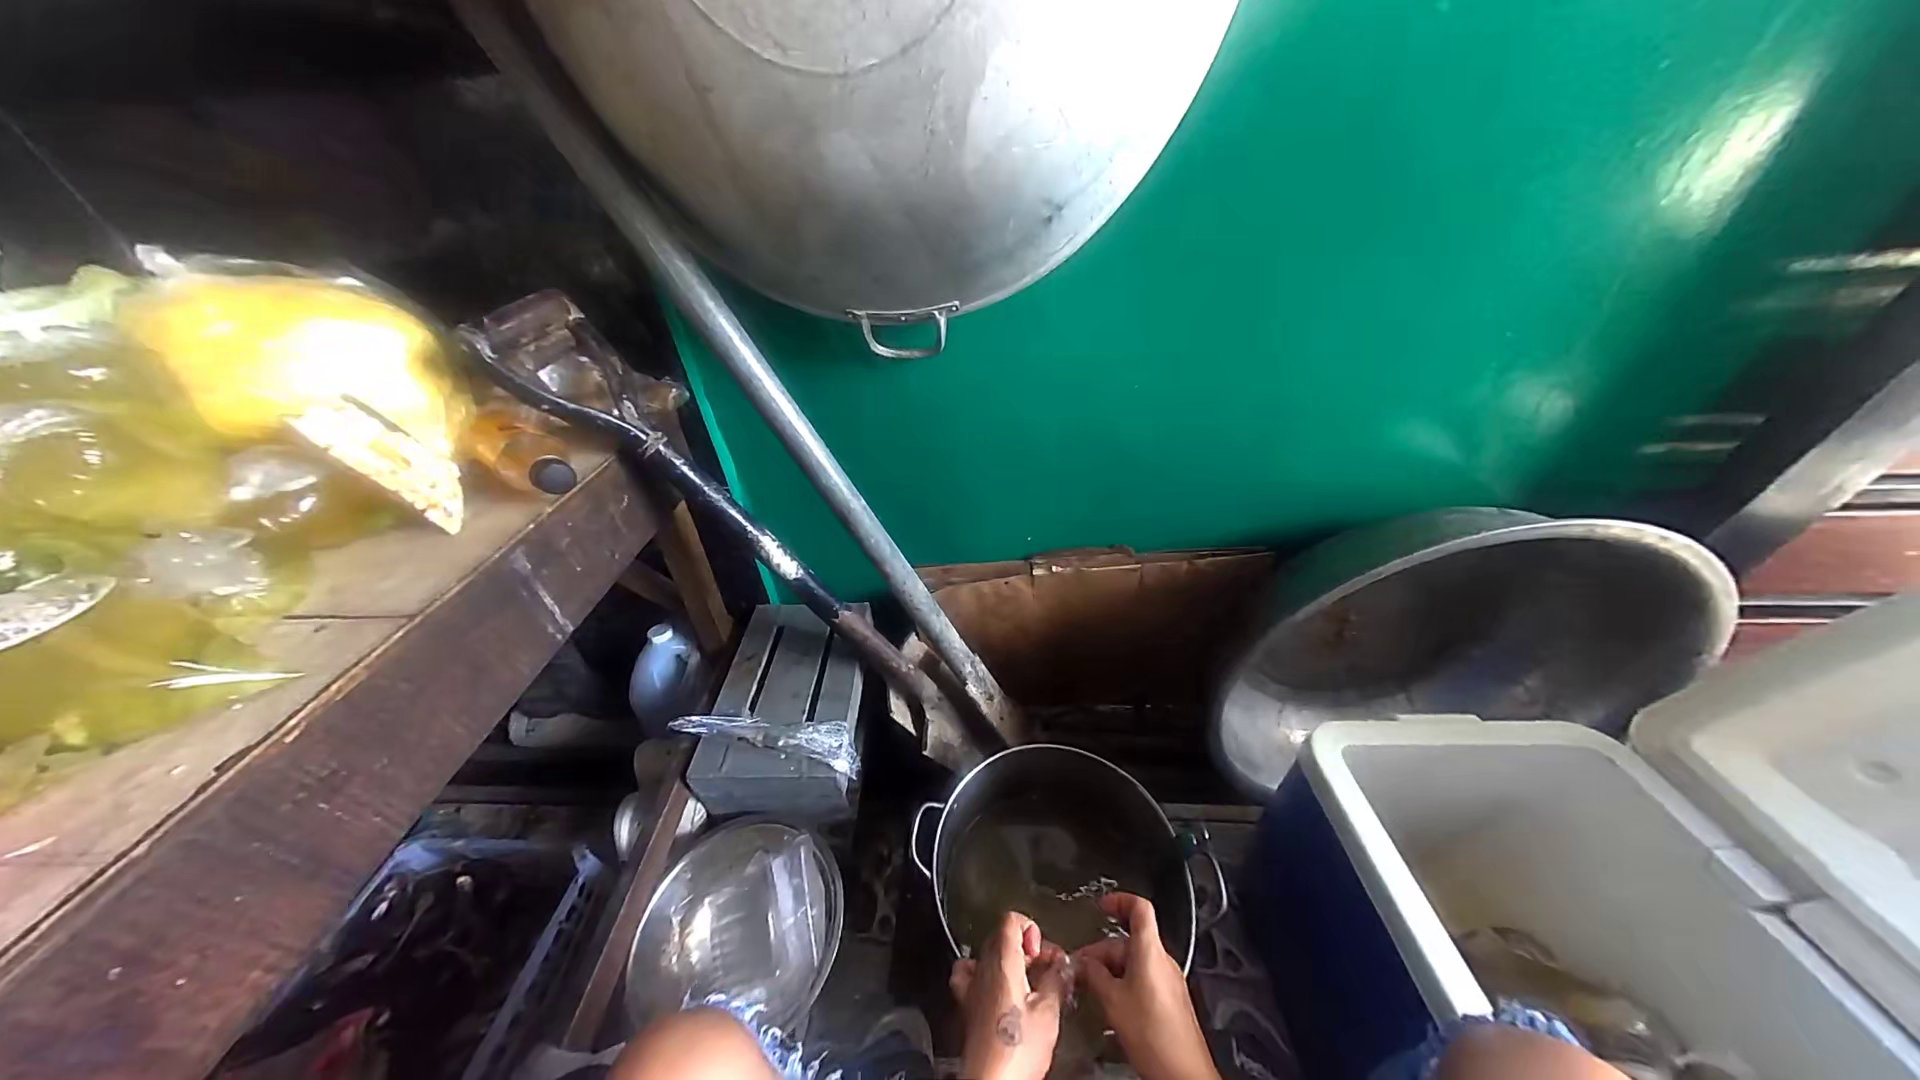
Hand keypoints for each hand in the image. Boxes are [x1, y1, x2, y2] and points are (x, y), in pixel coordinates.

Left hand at [949, 911, 1069, 1079]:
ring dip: (1011, 962)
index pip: (1011, 919)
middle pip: (1003, 936)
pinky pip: (970, 974)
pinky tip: (998, 989)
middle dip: (1028, 949)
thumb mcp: (1049, 1011)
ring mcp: (972, 985)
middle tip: (1048, 970)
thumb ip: (1057, 980)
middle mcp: (983, 966)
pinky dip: (984, 974)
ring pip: (990, 954)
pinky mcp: (967, 1005)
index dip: (1031, 929)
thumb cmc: (1017, 1050)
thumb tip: (1064, 965)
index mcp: (1002, 959)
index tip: (1044, 952)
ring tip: (1028, 983)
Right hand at [1074, 893, 1219, 1079]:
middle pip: (1130, 940)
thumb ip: (1094, 974)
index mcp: (1150, 951)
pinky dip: (1125, 984)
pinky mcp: (1171, 1001)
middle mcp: (1163, 961)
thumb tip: (1084, 964)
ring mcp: (1169, 981)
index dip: (1119, 900)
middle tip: (1082, 967)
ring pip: (1135, 962)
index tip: (1103, 904)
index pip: (1139, 907)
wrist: (1183, 1074)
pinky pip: (1144, 980)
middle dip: (1103, 951)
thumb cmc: (1155, 1038)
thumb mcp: (1112, 1000)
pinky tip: (1112, 1005)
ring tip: (1093, 989)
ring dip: (1112, 970)